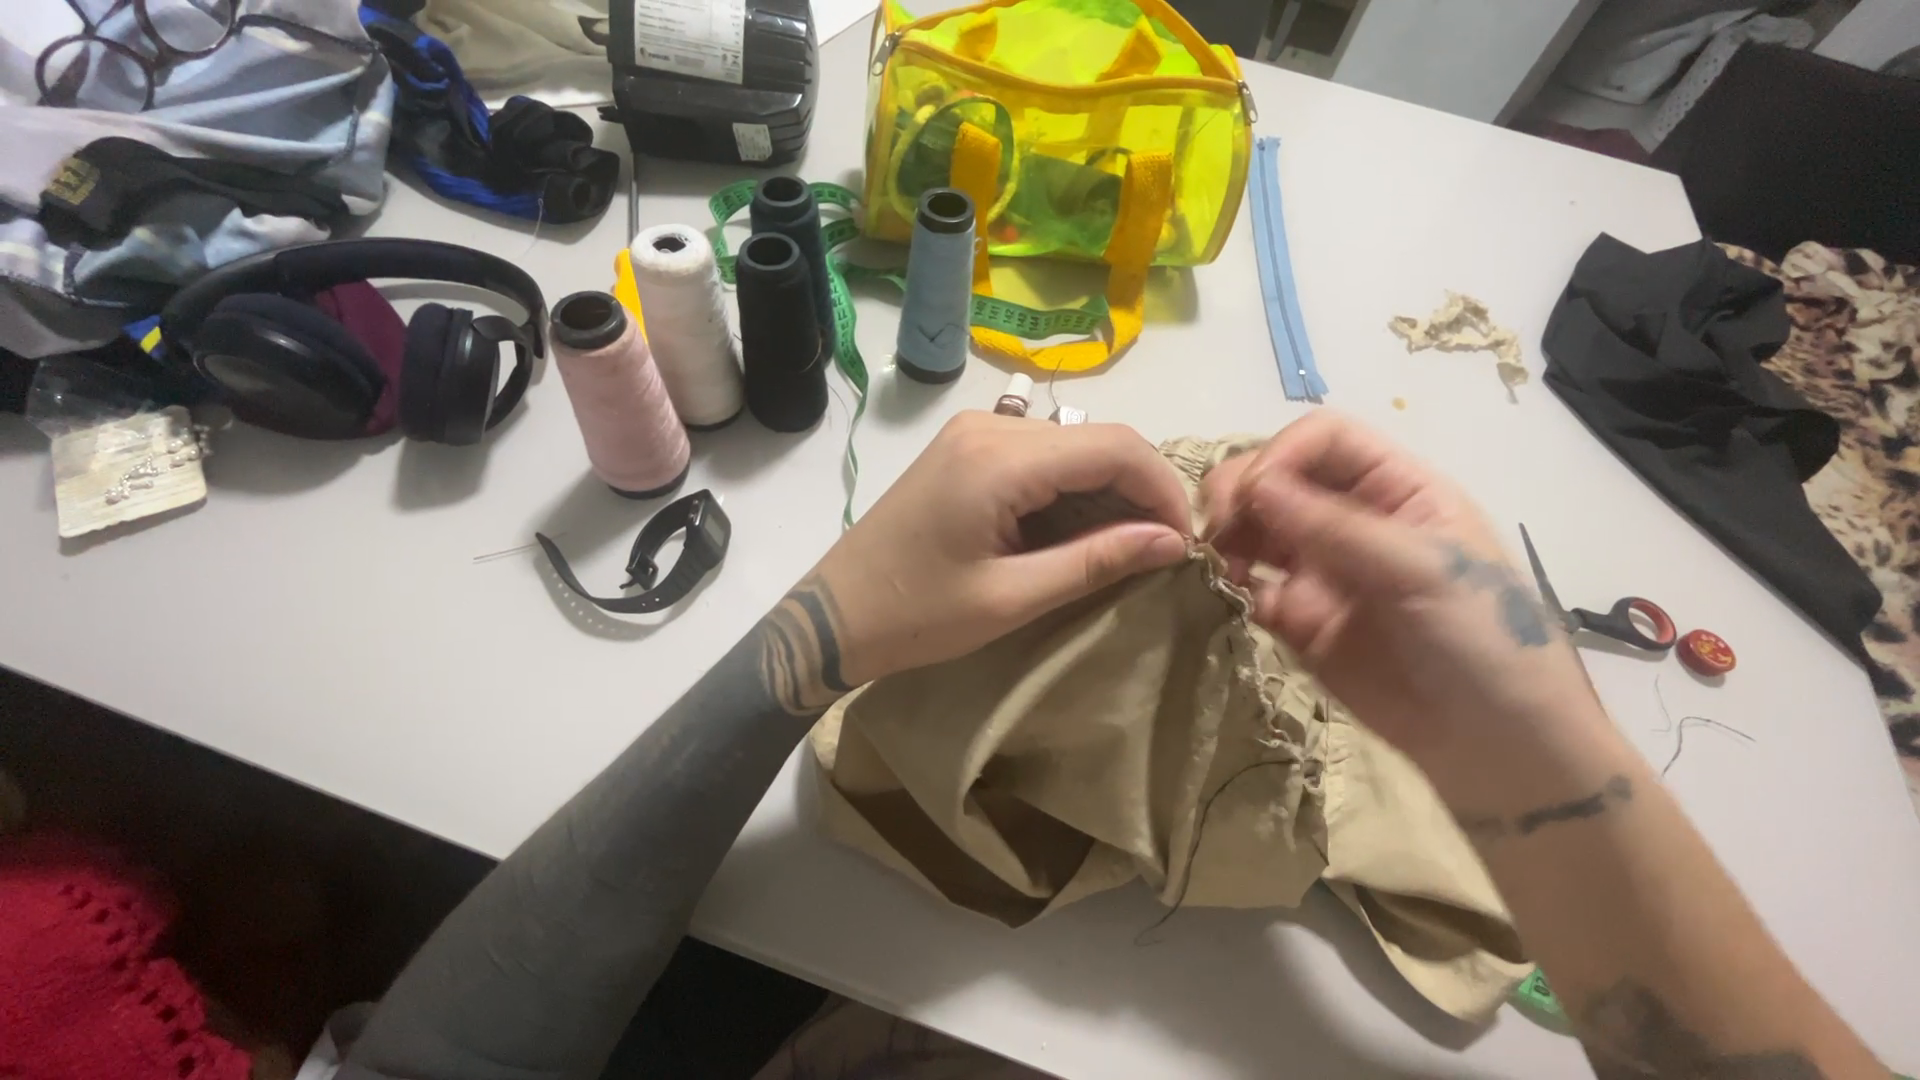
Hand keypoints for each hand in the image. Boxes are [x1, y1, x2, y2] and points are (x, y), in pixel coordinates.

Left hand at [807, 411, 1191, 693]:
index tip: (1182, 542)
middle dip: (1138, 489)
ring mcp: (972, 432)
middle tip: (1158, 549)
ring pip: (1071, 444)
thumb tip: (1171, 542)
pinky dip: (1070, 487)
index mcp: (999, 459)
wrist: (834, 613)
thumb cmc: (917, 616)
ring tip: (1122, 546)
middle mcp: (988, 427)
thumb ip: (1095, 562)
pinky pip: (1039, 454)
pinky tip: (1076, 530)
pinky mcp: (964, 448)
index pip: (1114, 447)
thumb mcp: (1011, 598)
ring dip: (1106, 489)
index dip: (1161, 489)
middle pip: (1096, 439)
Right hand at [1201, 411, 1606, 780]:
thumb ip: (1337, 527)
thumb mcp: (1424, 570)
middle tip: (1215, 529)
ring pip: (1252, 527)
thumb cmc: (1485, 640)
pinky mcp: (1295, 617)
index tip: (1250, 494)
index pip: (1324, 440)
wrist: (1494, 744)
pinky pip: (1248, 586)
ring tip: (1216, 566)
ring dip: (1225, 536)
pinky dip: (1227, 584)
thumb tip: (1254, 485)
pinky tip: (1225, 596)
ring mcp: (1319, 568)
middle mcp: (1349, 518)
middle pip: (1276, 476)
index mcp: (1396, 489)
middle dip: (1239, 492)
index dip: (1281, 454)